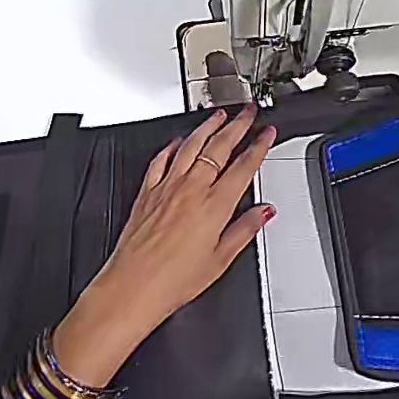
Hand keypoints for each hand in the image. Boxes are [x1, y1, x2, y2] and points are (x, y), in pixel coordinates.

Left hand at [52, 107, 276, 384]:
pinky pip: (162, 159)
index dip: (259, 145)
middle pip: (219, 146)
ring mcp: (167, 187)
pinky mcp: (147, 192)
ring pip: (191, 145)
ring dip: (208, 126)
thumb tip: (264, 212)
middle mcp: (191, 190)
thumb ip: (245, 229)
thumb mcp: (220, 260)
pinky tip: (179, 140)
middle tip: (248, 111)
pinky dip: (174, 145)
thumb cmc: (172, 281)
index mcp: (214, 206)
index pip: (243, 166)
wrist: (131, 287)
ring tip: (219, 115)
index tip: (267, 132)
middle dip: (238, 125)